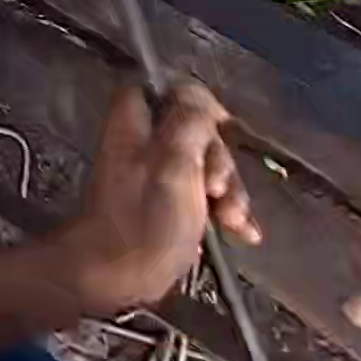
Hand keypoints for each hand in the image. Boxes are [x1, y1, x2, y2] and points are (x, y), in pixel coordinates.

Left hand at [50, 80, 261, 314]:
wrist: (118, 272)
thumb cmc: (146, 216)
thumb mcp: (174, 163)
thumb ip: (187, 123)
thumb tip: (195, 93)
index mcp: (132, 124)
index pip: (158, 89)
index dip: (192, 100)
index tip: (220, 125)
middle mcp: (139, 143)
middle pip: (190, 130)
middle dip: (218, 159)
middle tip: (216, 188)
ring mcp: (152, 173)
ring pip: (202, 165)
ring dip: (227, 190)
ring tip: (231, 220)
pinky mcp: (165, 203)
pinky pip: (202, 194)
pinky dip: (223, 210)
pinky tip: (241, 232)